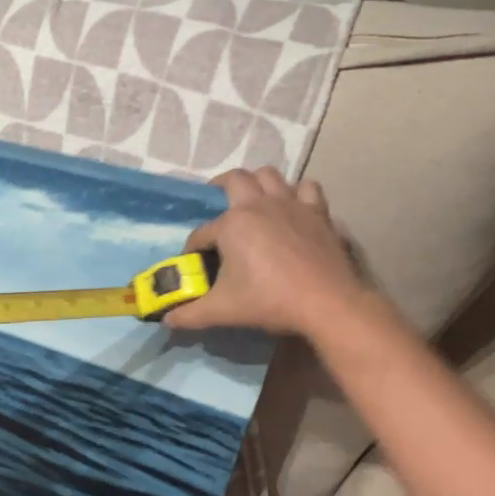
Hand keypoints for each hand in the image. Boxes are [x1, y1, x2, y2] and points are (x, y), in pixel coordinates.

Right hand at [164, 167, 367, 336]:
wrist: (327, 303)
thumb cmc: (269, 301)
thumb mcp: (221, 310)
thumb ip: (189, 314)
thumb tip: (167, 320)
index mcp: (231, 224)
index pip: (201, 233)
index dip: (194, 249)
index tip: (197, 265)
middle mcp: (258, 205)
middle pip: (234, 180)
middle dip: (219, 187)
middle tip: (215, 200)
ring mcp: (291, 205)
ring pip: (270, 175)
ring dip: (258, 182)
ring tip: (252, 198)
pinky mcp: (318, 212)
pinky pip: (307, 188)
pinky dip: (298, 192)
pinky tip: (293, 206)